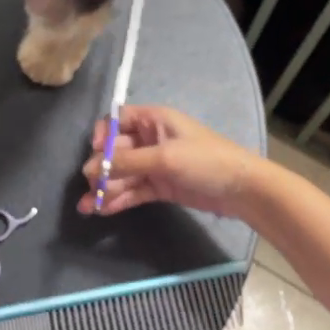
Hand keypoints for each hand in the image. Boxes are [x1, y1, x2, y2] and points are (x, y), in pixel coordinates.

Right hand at [77, 105, 268, 218]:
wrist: (241, 189)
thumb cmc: (205, 160)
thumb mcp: (165, 157)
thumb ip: (127, 162)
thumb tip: (90, 168)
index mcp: (154, 120)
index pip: (118, 119)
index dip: (103, 134)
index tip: (95, 151)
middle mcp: (151, 139)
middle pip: (116, 150)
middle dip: (100, 167)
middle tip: (91, 186)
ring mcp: (156, 164)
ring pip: (122, 174)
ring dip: (105, 188)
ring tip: (88, 206)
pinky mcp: (161, 186)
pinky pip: (133, 190)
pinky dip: (118, 199)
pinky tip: (102, 210)